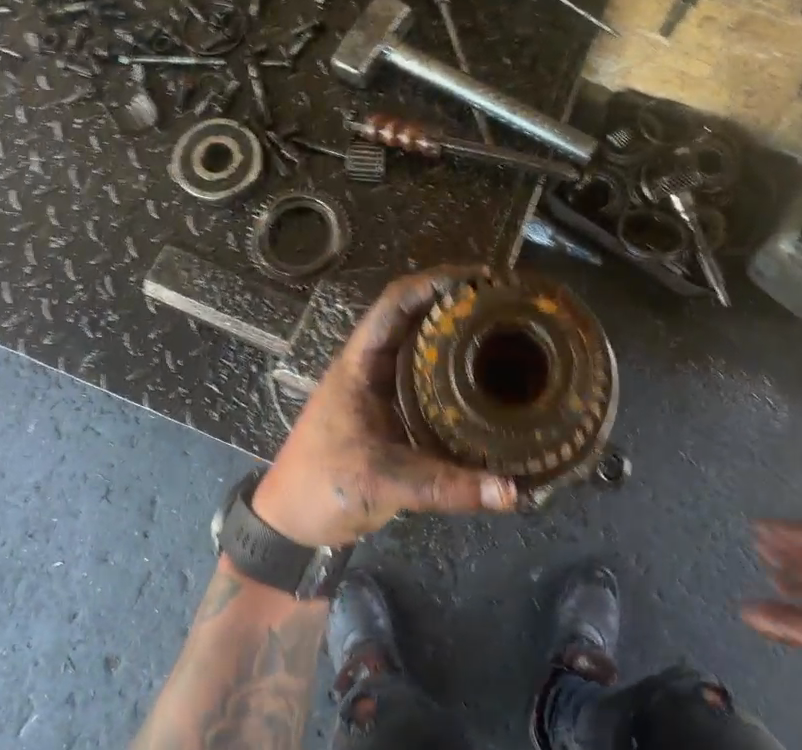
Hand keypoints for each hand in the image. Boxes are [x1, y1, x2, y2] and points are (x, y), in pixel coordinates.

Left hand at [251, 269, 517, 549]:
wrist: (290, 523)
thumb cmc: (321, 488)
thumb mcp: (382, 482)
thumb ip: (445, 487)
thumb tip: (510, 491)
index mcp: (360, 365)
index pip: (396, 303)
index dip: (436, 282)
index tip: (482, 279)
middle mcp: (372, 367)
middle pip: (416, 316)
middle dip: (457, 302)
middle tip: (506, 303)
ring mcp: (382, 389)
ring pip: (423, 345)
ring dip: (458, 332)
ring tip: (506, 329)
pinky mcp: (393, 412)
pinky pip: (429, 377)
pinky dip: (457, 368)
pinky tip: (490, 377)